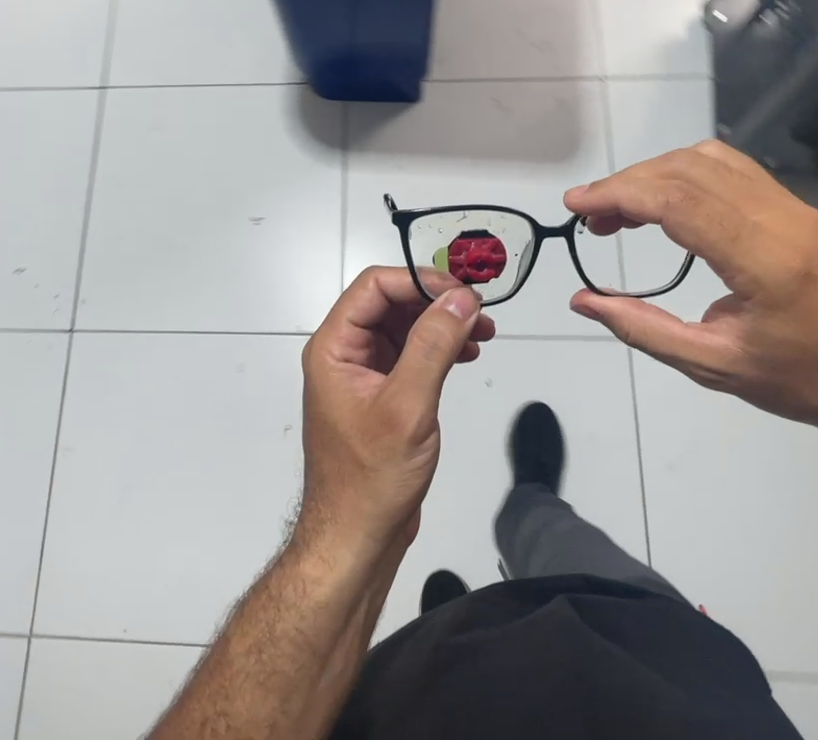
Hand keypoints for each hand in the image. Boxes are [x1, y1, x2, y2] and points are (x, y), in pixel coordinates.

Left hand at [295, 267, 493, 563]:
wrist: (357, 537)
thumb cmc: (374, 475)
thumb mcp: (407, 406)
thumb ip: (433, 345)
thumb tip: (462, 296)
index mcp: (334, 347)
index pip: (374, 287)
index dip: (420, 281)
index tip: (465, 294)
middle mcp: (344, 353)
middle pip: (390, 303)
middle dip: (436, 302)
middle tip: (482, 313)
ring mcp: (362, 374)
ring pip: (403, 328)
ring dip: (442, 325)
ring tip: (484, 334)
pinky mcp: (380, 395)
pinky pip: (409, 355)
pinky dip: (439, 350)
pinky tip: (467, 356)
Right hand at [563, 140, 817, 440]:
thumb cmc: (800, 382)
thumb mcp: (712, 366)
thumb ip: (642, 329)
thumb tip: (582, 300)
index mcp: (766, 262)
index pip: (679, 202)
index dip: (619, 194)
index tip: (576, 206)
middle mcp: (784, 220)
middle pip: (689, 171)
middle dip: (627, 183)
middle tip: (588, 216)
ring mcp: (796, 209)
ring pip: (711, 160)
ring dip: (655, 174)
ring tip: (619, 211)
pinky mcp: (798, 209)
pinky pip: (732, 170)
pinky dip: (685, 174)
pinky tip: (664, 204)